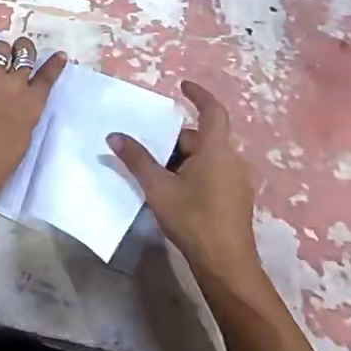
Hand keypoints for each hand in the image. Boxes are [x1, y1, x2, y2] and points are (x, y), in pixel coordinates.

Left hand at [0, 36, 67, 199]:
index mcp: (33, 103)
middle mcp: (14, 85)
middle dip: (22, 48)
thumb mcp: (24, 134)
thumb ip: (24, 113)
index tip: (59, 54)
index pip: (47, 76)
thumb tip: (17, 105)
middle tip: (17, 49)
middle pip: (24, 54)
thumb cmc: (1, 159)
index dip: (54, 64)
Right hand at [108, 81, 262, 288]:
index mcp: (217, 152)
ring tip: (150, 167)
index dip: (199, 96)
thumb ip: (136, 158)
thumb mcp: (157, 186)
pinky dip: (188, 171)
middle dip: (173, 138)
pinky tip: (168, 187)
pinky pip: (209, 172)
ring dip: (179, 157)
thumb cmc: (193, 218)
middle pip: (201, 138)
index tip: (182, 86)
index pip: (213, 113)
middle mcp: (232, 162)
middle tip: (144, 144)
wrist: (225, 263)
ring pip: (204, 157)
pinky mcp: (234, 199)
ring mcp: (236, 182)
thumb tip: (115, 135)